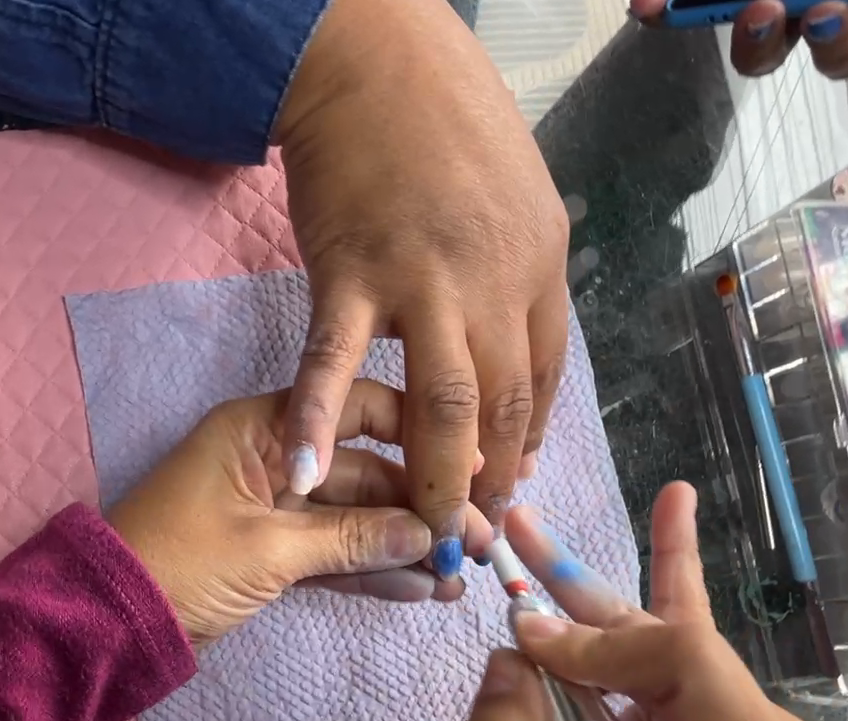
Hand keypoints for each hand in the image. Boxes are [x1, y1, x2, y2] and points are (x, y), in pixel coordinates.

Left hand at [109, 381, 490, 645]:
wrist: (109, 621)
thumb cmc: (181, 564)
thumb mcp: (267, 548)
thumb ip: (351, 538)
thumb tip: (427, 535)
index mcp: (262, 430)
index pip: (355, 411)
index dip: (416, 436)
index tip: (467, 469)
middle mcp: (274, 459)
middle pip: (364, 473)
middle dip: (419, 509)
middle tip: (477, 544)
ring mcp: (274, 509)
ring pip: (352, 520)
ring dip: (400, 546)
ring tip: (457, 577)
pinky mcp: (270, 553)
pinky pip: (329, 554)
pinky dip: (366, 571)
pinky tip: (416, 590)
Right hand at [274, 0, 569, 579]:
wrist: (375, 64)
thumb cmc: (445, 131)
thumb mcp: (515, 200)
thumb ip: (516, 280)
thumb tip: (503, 354)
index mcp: (538, 262)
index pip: (543, 377)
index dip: (526, 442)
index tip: (508, 484)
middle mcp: (494, 280)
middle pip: (500, 406)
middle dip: (489, 479)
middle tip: (469, 530)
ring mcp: (422, 280)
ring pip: (439, 402)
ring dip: (432, 476)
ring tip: (421, 529)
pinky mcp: (351, 276)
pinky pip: (334, 361)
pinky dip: (317, 419)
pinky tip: (304, 474)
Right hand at [464, 482, 838, 720]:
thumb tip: (514, 652)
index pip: (683, 661)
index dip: (595, 637)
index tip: (522, 635)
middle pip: (671, 639)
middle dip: (582, 597)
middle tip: (518, 529)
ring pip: (661, 635)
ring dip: (589, 595)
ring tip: (532, 533)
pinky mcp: (716, 720)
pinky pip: (683, 639)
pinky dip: (666, 574)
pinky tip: (673, 505)